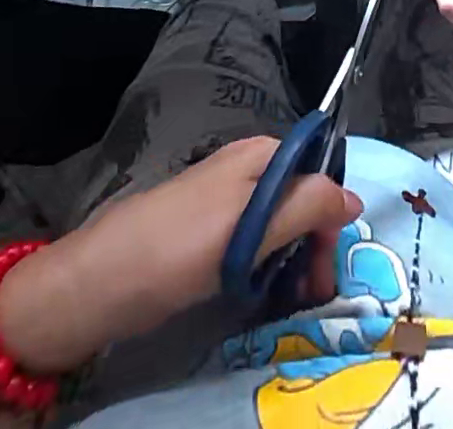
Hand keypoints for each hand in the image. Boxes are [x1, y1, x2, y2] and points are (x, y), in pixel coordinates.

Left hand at [0, 137, 361, 372]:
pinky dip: (270, 264)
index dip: (330, 216)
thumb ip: (306, 205)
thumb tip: (353, 197)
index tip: (325, 266)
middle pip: (304, 199)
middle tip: (312, 293)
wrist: (99, 282)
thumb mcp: (249, 223)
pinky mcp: (213, 231)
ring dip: (296, 259)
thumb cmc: (177, 247)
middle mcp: (249, 170)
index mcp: (260, 155)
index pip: (319, 172)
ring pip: (283, 224)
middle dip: (314, 244)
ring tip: (291, 297)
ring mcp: (229, 201)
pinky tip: (263, 289)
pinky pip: (258, 241)